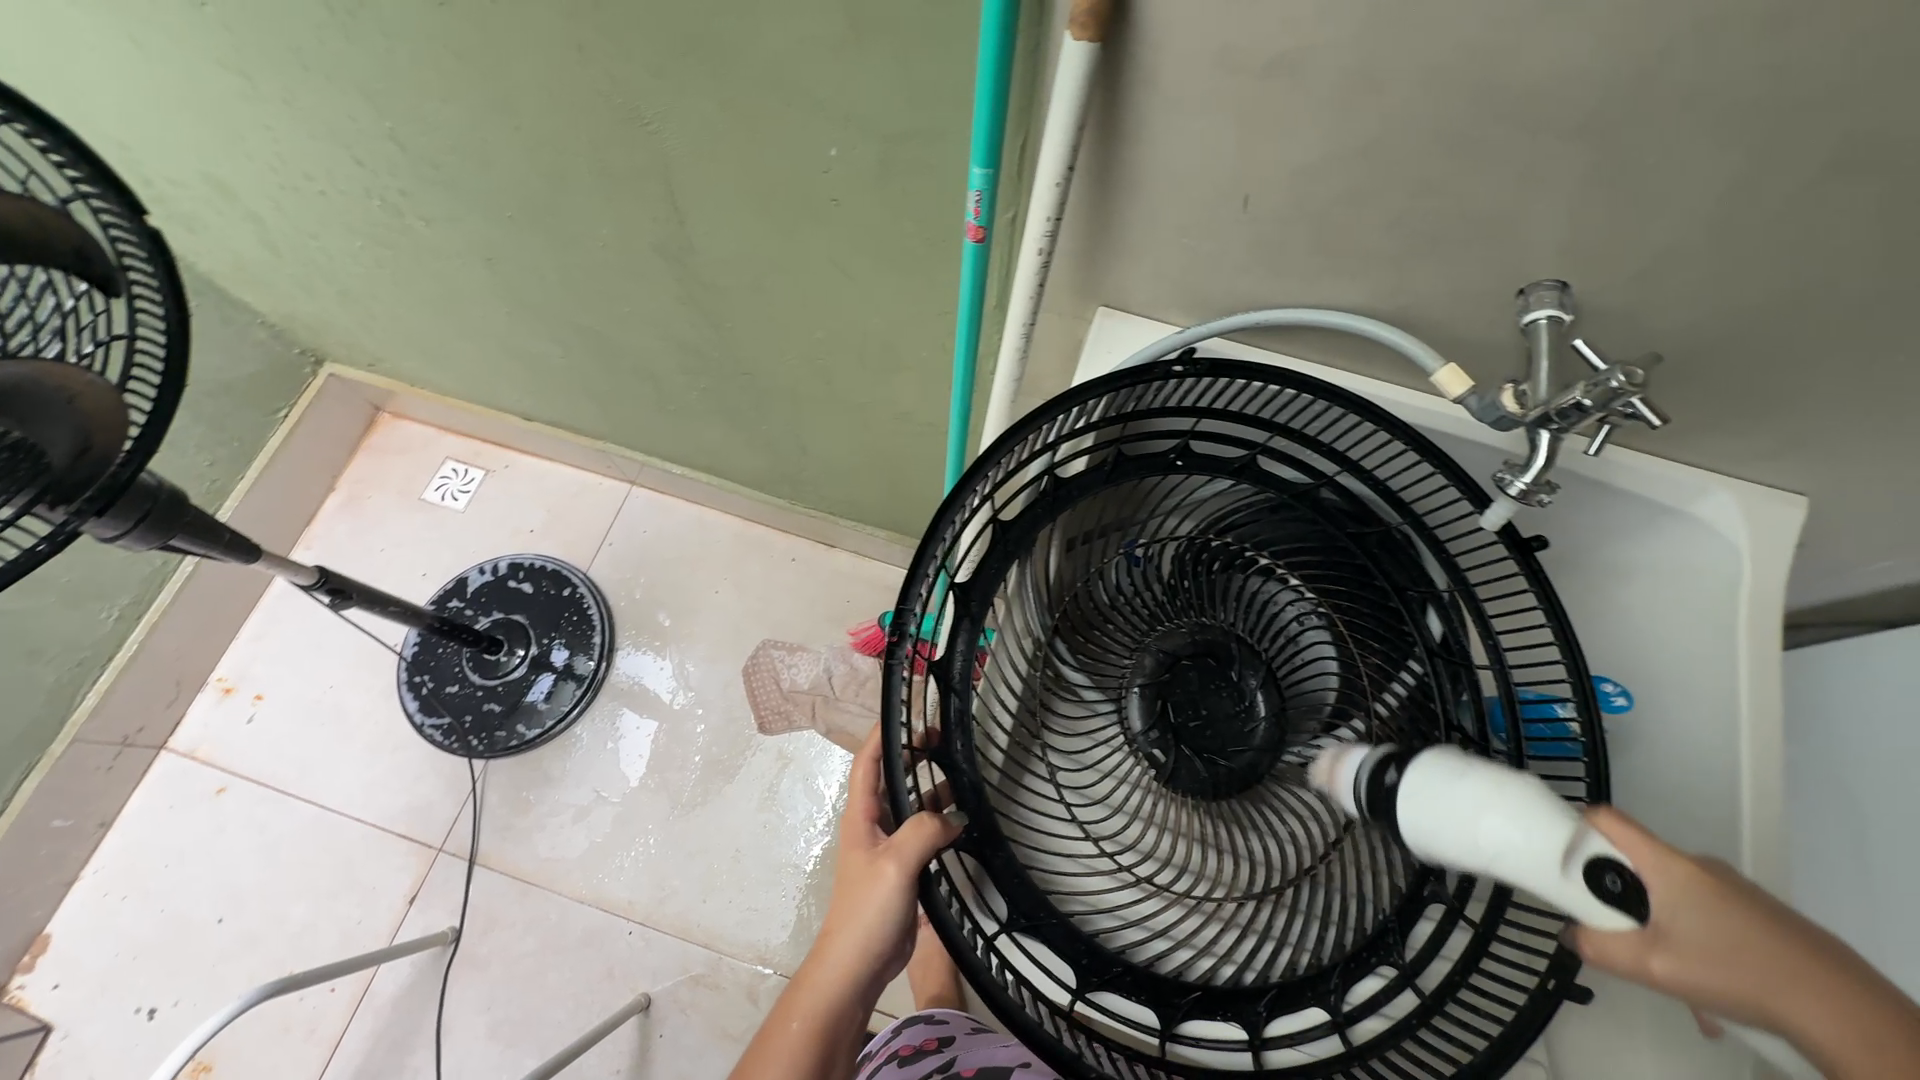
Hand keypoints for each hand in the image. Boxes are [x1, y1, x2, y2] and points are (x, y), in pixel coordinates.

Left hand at [806, 724, 964, 1000]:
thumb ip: (924, 830)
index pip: (867, 763)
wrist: (859, 965)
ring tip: (963, 773)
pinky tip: (966, 821)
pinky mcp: (905, 871)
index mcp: (861, 816)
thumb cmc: (868, 908)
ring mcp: (890, 849)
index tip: (905, 712)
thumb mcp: (896, 862)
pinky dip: (943, 824)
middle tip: (945, 738)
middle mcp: (874, 825)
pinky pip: (925, 836)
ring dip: (934, 791)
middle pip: (894, 781)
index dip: (882, 735)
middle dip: (915, 757)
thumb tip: (953, 818)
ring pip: (913, 809)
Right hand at [1569, 805, 1919, 1077]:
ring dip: (1656, 926)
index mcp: (1666, 864)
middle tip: (1614, 934)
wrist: (1842, 1008)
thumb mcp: (1650, 967)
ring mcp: (1732, 888)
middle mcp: (1697, 865)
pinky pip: (1703, 914)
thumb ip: (1596, 946)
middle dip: (1616, 897)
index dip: (1573, 828)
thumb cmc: (1734, 971)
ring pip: (1669, 895)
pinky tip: (1707, 984)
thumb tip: (1569, 935)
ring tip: (1667, 974)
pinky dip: (1691, 939)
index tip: (1559, 861)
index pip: (1605, 819)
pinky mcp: (1757, 913)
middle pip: (1634, 863)